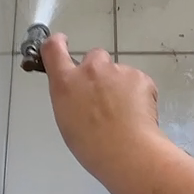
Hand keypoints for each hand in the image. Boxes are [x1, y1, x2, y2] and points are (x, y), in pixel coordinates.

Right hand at [40, 33, 173, 187]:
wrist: (128, 152)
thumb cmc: (92, 146)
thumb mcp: (68, 121)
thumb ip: (70, 98)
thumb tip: (80, 95)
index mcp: (66, 83)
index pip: (53, 49)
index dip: (57, 42)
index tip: (62, 41)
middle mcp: (89, 70)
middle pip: (94, 57)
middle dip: (99, 71)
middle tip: (105, 96)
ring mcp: (116, 70)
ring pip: (118, 71)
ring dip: (120, 85)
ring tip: (125, 113)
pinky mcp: (140, 76)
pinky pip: (137, 81)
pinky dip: (139, 93)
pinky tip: (139, 114)